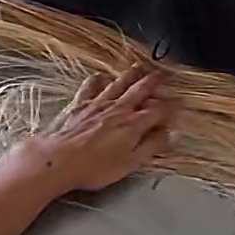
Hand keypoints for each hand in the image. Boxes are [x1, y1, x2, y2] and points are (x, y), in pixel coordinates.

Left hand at [8, 64, 173, 193]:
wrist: (55, 161)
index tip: (180, 103)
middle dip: (155, 81)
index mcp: (134, 124)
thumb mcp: (130, 163)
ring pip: (120, 83)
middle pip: (141, 89)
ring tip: (140, 67)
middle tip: (164, 74)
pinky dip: (100, 79)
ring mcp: (98, 104)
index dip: (172, 105)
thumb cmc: (92, 167)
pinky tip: (103, 77)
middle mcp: (118, 109)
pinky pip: (92, 85)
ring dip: (132, 74)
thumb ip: (152, 146)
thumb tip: (170, 134)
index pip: (160, 110)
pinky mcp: (79, 104)